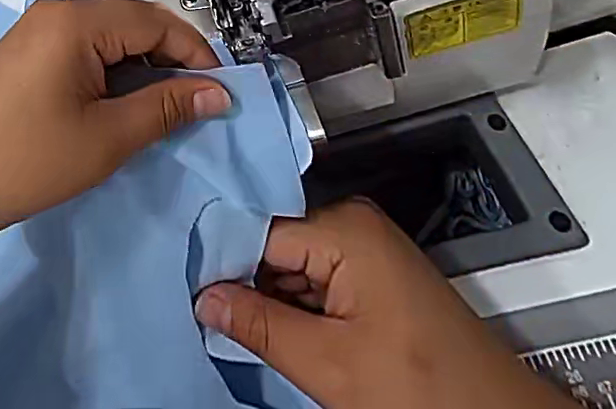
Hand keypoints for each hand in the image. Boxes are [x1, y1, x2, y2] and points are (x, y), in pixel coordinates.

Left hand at [0, 0, 230, 249]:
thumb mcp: (106, 138)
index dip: (195, 54)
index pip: (156, 22)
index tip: (220, 92)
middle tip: (193, 103)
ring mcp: (35, 30)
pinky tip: (115, 105)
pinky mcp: (23, 51)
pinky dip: (108, 71)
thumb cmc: (24, 161)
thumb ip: (167, 108)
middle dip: (168, 59)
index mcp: (76, 20)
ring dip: (139, 67)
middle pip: (132, 22)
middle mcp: (55, 12)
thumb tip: (217, 93)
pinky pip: (81, 47)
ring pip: (108, 36)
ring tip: (157, 110)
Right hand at [194, 199, 569, 408]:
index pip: (260, 233)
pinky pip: (317, 278)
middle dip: (248, 284)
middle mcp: (352, 222)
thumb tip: (205, 298)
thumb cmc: (424, 392)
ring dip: (272, 301)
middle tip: (212, 321)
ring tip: (244, 333)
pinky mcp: (371, 270)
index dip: (224, 264)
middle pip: (276, 246)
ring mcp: (364, 245)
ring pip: (294, 266)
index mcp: (343, 228)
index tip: (191, 291)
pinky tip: (282, 335)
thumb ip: (261, 326)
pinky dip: (298, 307)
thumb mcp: (331, 366)